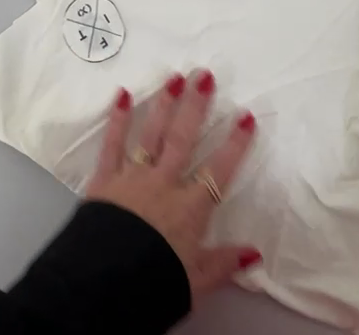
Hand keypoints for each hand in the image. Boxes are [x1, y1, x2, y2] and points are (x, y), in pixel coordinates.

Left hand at [85, 69, 262, 295]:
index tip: (246, 116)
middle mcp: (164, 184)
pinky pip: (112, 143)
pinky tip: (124, 94)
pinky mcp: (104, 177)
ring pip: (152, 133)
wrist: (105, 283)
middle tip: (204, 76)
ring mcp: (133, 176)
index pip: (218, 171)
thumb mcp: (196, 282)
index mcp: (190, 209)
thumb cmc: (154, 283)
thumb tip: (253, 252)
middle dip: (196, 106)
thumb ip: (224, 263)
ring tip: (173, 77)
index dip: (234, 144)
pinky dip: (118, 119)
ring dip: (164, 104)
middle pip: (184, 139)